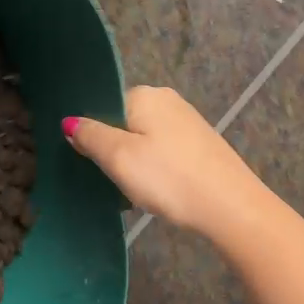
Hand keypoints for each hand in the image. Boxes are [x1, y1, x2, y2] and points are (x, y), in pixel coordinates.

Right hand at [64, 86, 270, 236]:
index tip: (89, 163)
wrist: (233, 209)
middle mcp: (166, 99)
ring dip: (133, 162)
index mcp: (144, 94)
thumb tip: (70, 122)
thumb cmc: (170, 178)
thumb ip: (89, 136)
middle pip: (122, 121)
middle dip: (112, 150)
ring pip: (142, 138)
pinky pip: (163, 150)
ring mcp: (187, 121)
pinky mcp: (200, 144)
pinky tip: (157, 191)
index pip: (103, 106)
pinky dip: (154, 168)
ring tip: (132, 192)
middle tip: (110, 181)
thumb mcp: (119, 158)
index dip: (91, 134)